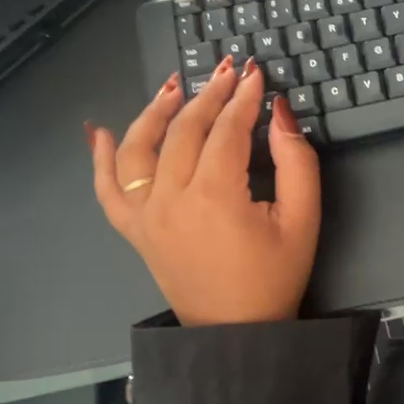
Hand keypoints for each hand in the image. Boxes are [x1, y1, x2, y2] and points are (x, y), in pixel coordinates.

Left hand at [89, 57, 320, 325]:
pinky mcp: (134, 231)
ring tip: (174, 86)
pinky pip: (107, 189)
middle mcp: (170, 200)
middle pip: (183, 131)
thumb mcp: (304, 219)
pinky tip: (100, 131)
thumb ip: (297, 163)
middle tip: (226, 70)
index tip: (255, 73)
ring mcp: (145, 216)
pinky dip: (100, 158)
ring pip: (138, 150)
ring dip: (155, 113)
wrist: (238, 332)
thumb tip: (280, 114)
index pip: (227, 130)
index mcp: (215, 196)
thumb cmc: (276, 276)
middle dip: (208, 96)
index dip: (243, 98)